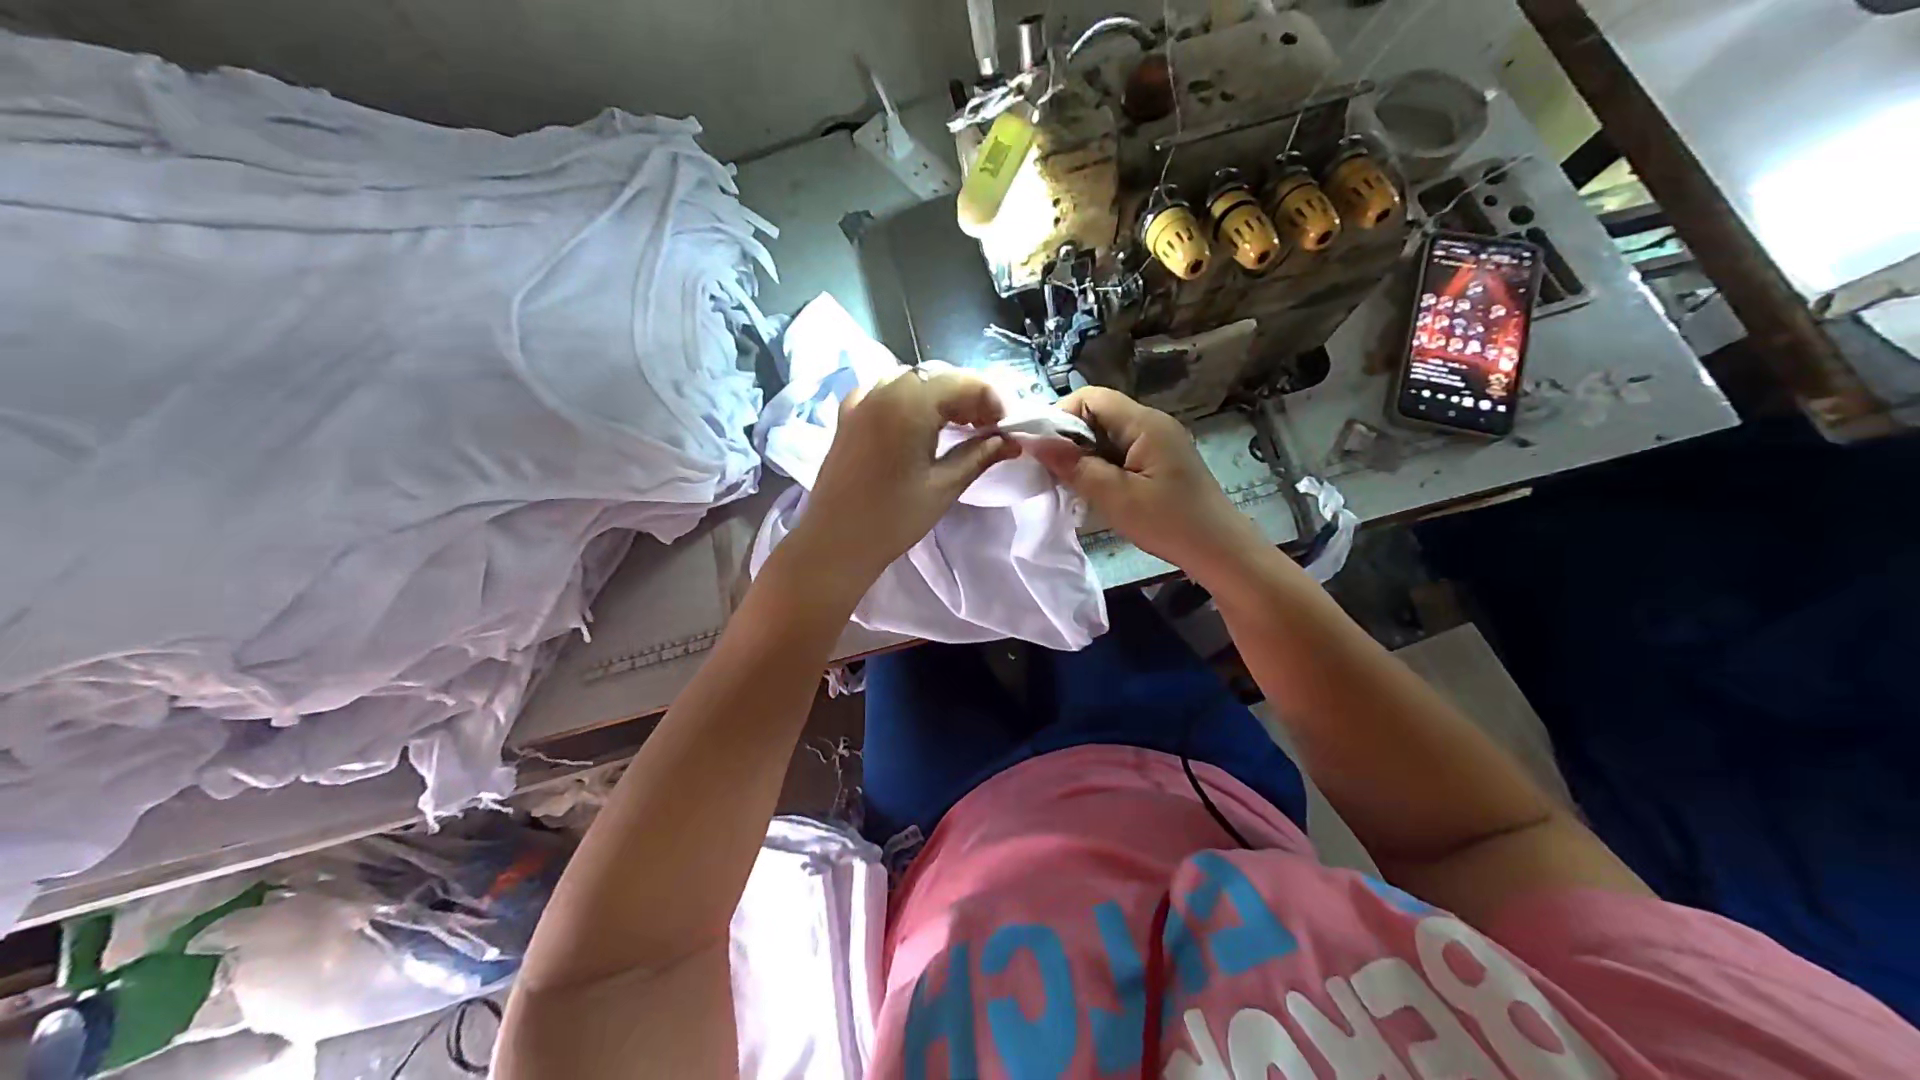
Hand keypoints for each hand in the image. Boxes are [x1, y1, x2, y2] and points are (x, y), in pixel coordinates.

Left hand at [790, 368, 1019, 583]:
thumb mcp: (945, 486)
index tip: (1005, 427)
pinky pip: (885, 392)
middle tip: (987, 429)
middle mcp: (883, 390)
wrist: (835, 542)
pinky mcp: (848, 415)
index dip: (991, 399)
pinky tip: (917, 426)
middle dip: (968, 396)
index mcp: (910, 403)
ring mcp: (861, 400)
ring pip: (912, 380)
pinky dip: (909, 400)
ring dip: (940, 396)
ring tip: (957, 428)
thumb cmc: (894, 518)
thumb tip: (1012, 441)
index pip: (963, 382)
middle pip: (938, 376)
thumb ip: (980, 455)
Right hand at [1033, 386, 1267, 583]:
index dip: (1060, 417)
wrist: (1220, 551)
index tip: (1044, 451)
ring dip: (1084, 456)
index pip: (1090, 398)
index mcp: (1144, 423)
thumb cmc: (1169, 523)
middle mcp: (1151, 424)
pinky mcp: (1159, 462)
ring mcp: (1157, 443)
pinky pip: (1120, 452)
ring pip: (1106, 436)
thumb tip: (1033, 441)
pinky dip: (1101, 467)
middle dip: (1070, 439)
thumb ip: (1074, 466)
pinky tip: (1095, 491)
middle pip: (1097, 414)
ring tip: (1071, 485)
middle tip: (1054, 473)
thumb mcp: (1115, 497)